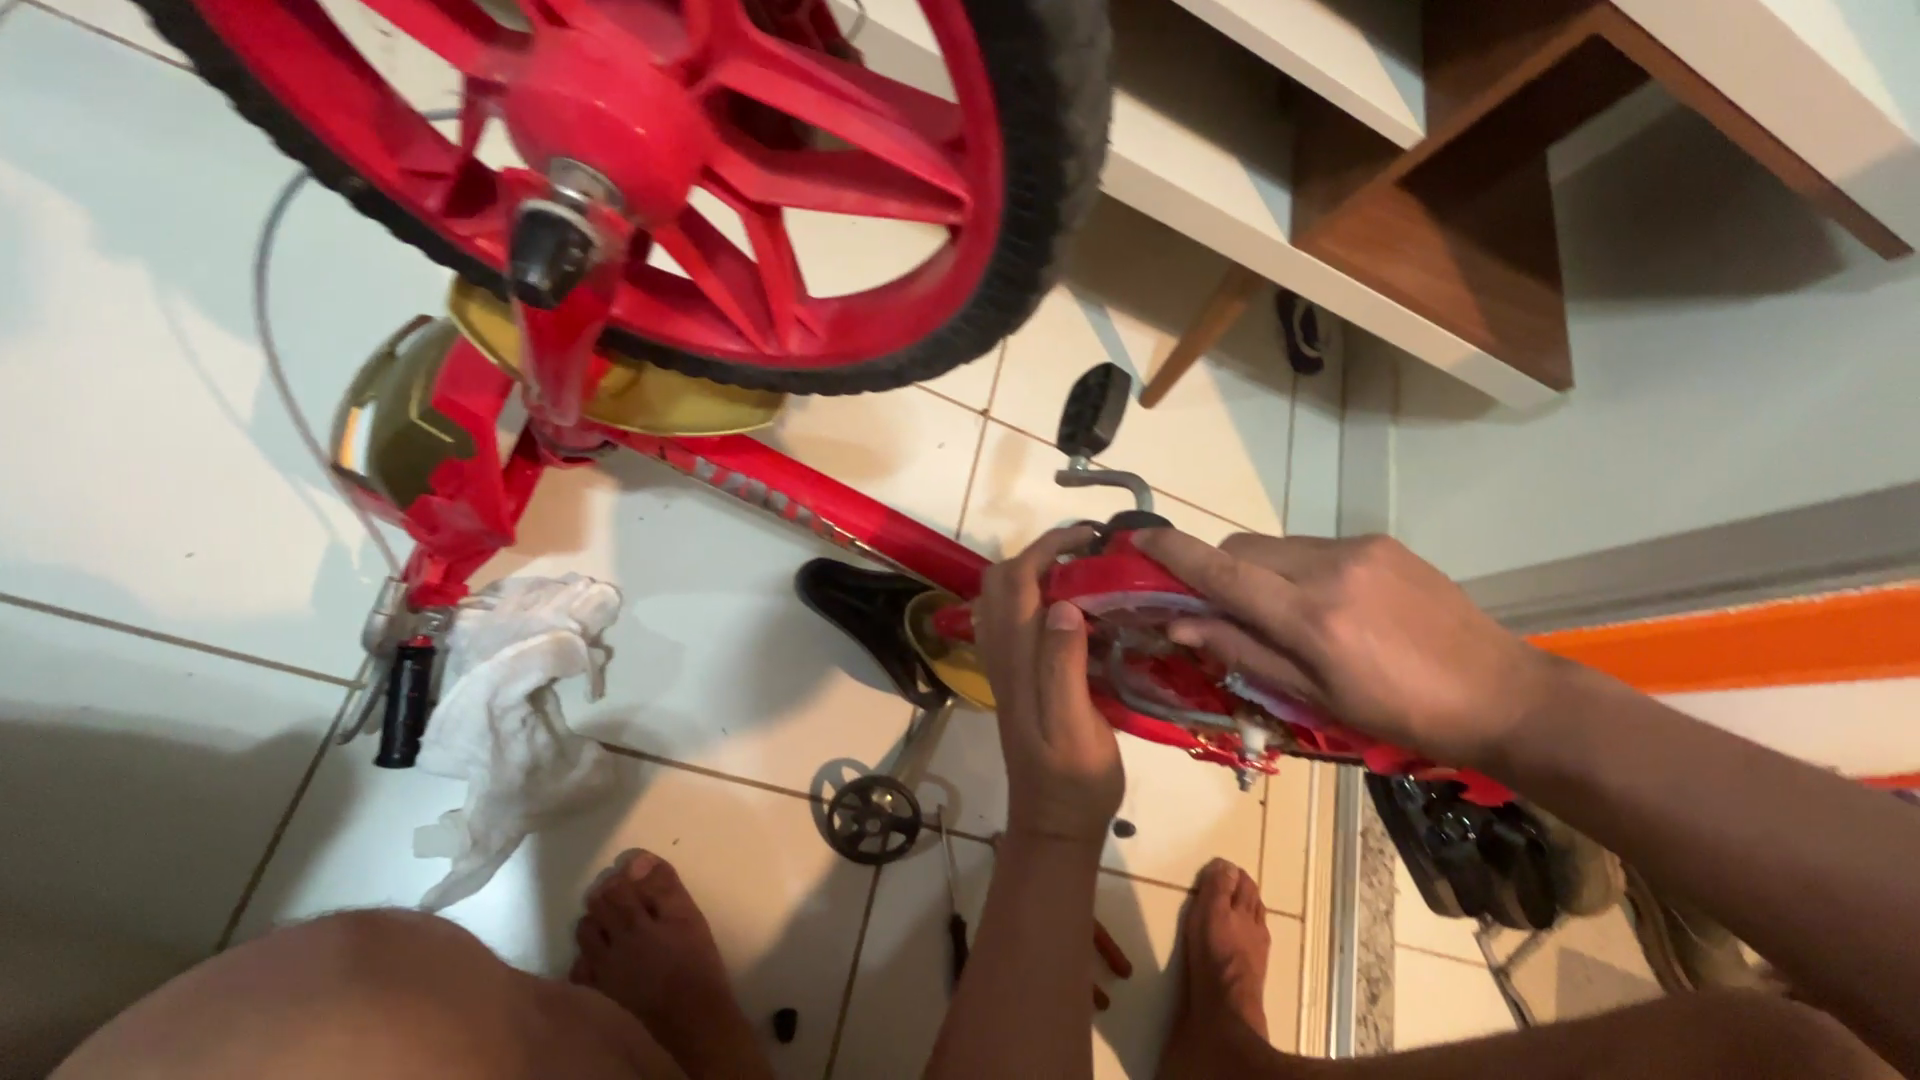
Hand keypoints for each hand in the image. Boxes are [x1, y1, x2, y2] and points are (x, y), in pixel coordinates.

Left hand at [974, 527, 1124, 845]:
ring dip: (1037, 572)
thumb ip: (1063, 665)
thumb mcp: (1075, 726)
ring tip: (1085, 571)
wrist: (1053, 822)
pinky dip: (1037, 597)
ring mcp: (1006, 666)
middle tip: (1091, 552)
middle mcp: (1003, 655)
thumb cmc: (1074, 778)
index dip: (1048, 548)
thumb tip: (1061, 603)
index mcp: (1017, 659)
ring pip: (1005, 599)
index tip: (1092, 537)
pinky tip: (1073, 608)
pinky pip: (1015, 621)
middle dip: (1042, 552)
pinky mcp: (1017, 679)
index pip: (1018, 580)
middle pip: (1004, 581)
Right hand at [1130, 530, 1562, 771]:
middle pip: (1242, 548)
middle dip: (1218, 570)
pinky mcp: (1381, 542)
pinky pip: (1314, 547)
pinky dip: (1298, 569)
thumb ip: (1242, 651)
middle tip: (1222, 609)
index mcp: (1310, 617)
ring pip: (1275, 546)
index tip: (1137, 540)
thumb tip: (1180, 623)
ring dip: (1259, 571)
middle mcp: (1329, 568)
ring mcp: (1358, 548)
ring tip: (1286, 614)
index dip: (1173, 554)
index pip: (1222, 572)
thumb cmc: (1400, 714)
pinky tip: (1329, 604)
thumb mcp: (1315, 696)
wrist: (1501, 694)